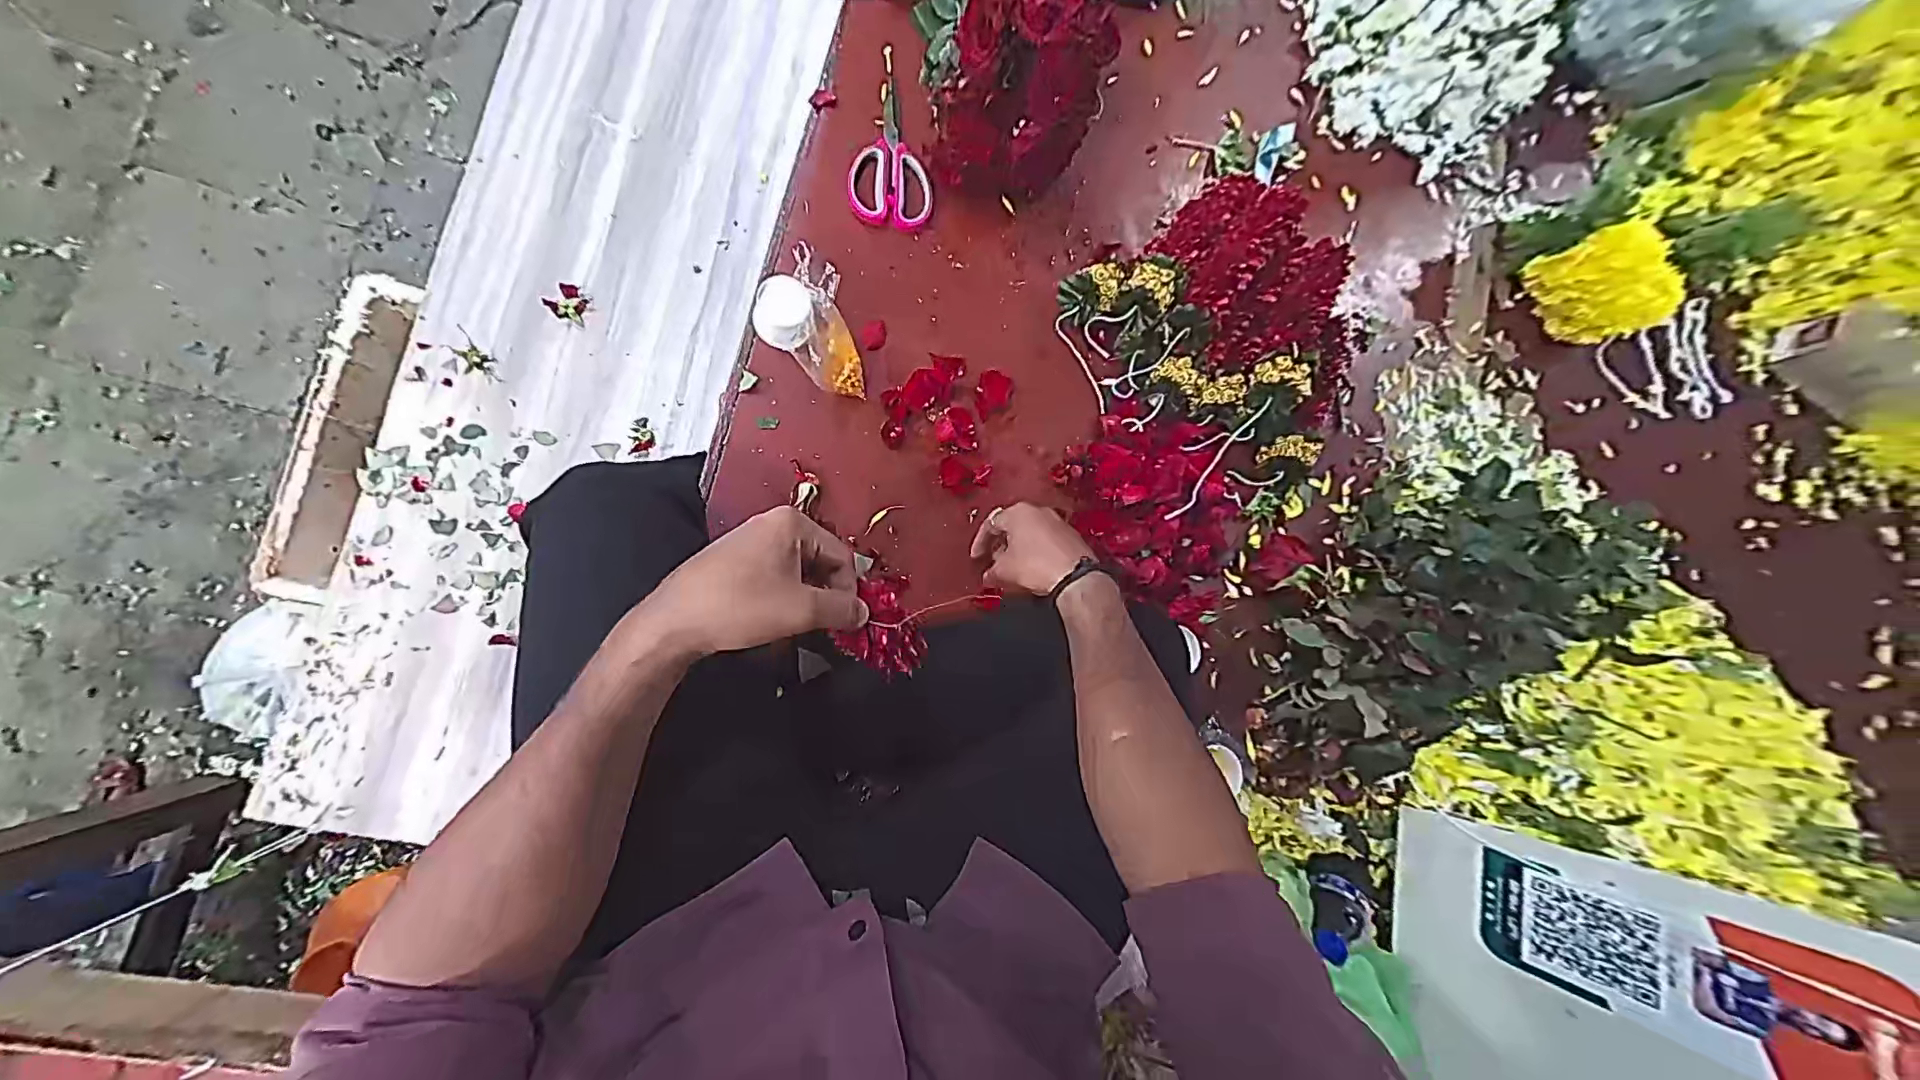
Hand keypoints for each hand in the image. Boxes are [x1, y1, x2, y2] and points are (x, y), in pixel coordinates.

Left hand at [635, 506, 866, 657]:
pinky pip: (776, 575)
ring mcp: (751, 540)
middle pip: (821, 562)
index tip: (844, 620)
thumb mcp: (801, 610)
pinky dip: (783, 598)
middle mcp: (772, 524)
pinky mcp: (735, 560)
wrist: (673, 622)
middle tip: (820, 625)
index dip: (848, 591)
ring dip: (805, 600)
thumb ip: (842, 609)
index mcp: (792, 523)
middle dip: (825, 595)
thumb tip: (864, 612)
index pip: (842, 556)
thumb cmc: (739, 606)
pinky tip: (771, 619)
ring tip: (794, 625)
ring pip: (799, 572)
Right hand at [970, 502, 1094, 595]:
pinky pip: (1046, 540)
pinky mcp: (1071, 535)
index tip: (976, 558)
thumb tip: (989, 575)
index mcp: (1018, 512)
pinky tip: (1034, 567)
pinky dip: (1036, 551)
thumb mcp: (1004, 570)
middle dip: (1000, 544)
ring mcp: (1057, 521)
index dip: (980, 542)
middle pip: (1012, 525)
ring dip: (1019, 548)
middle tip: (993, 562)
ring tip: (1013, 567)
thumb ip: (992, 570)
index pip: (991, 523)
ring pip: (1030, 532)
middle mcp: (1038, 511)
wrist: (1075, 575)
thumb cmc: (1035, 565)